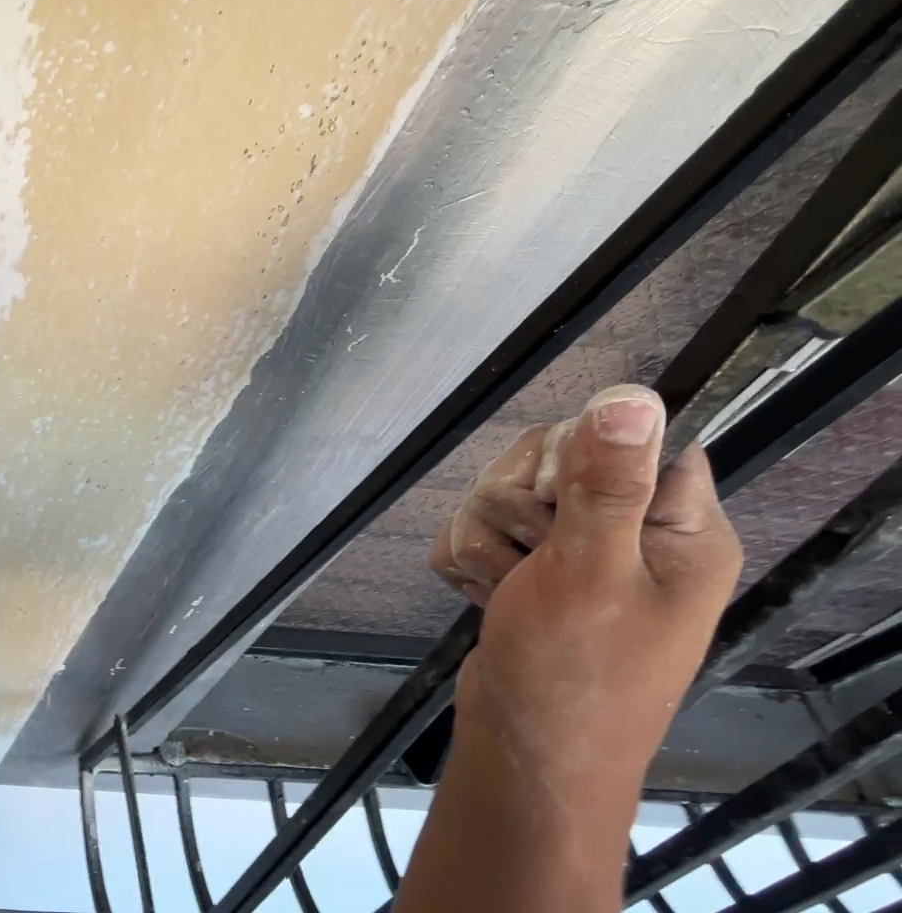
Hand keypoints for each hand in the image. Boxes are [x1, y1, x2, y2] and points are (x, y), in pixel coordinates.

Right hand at [428, 383, 742, 787]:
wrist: (519, 746)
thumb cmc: (574, 671)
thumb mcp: (593, 572)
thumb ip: (608, 484)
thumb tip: (632, 396)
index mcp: (674, 526)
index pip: (627, 439)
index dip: (579, 454)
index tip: (559, 496)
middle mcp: (626, 531)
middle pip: (545, 459)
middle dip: (512, 505)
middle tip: (532, 554)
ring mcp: (569, 553)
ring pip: (493, 494)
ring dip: (483, 542)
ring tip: (507, 591)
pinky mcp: (519, 570)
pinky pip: (469, 531)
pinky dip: (467, 565)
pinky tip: (488, 599)